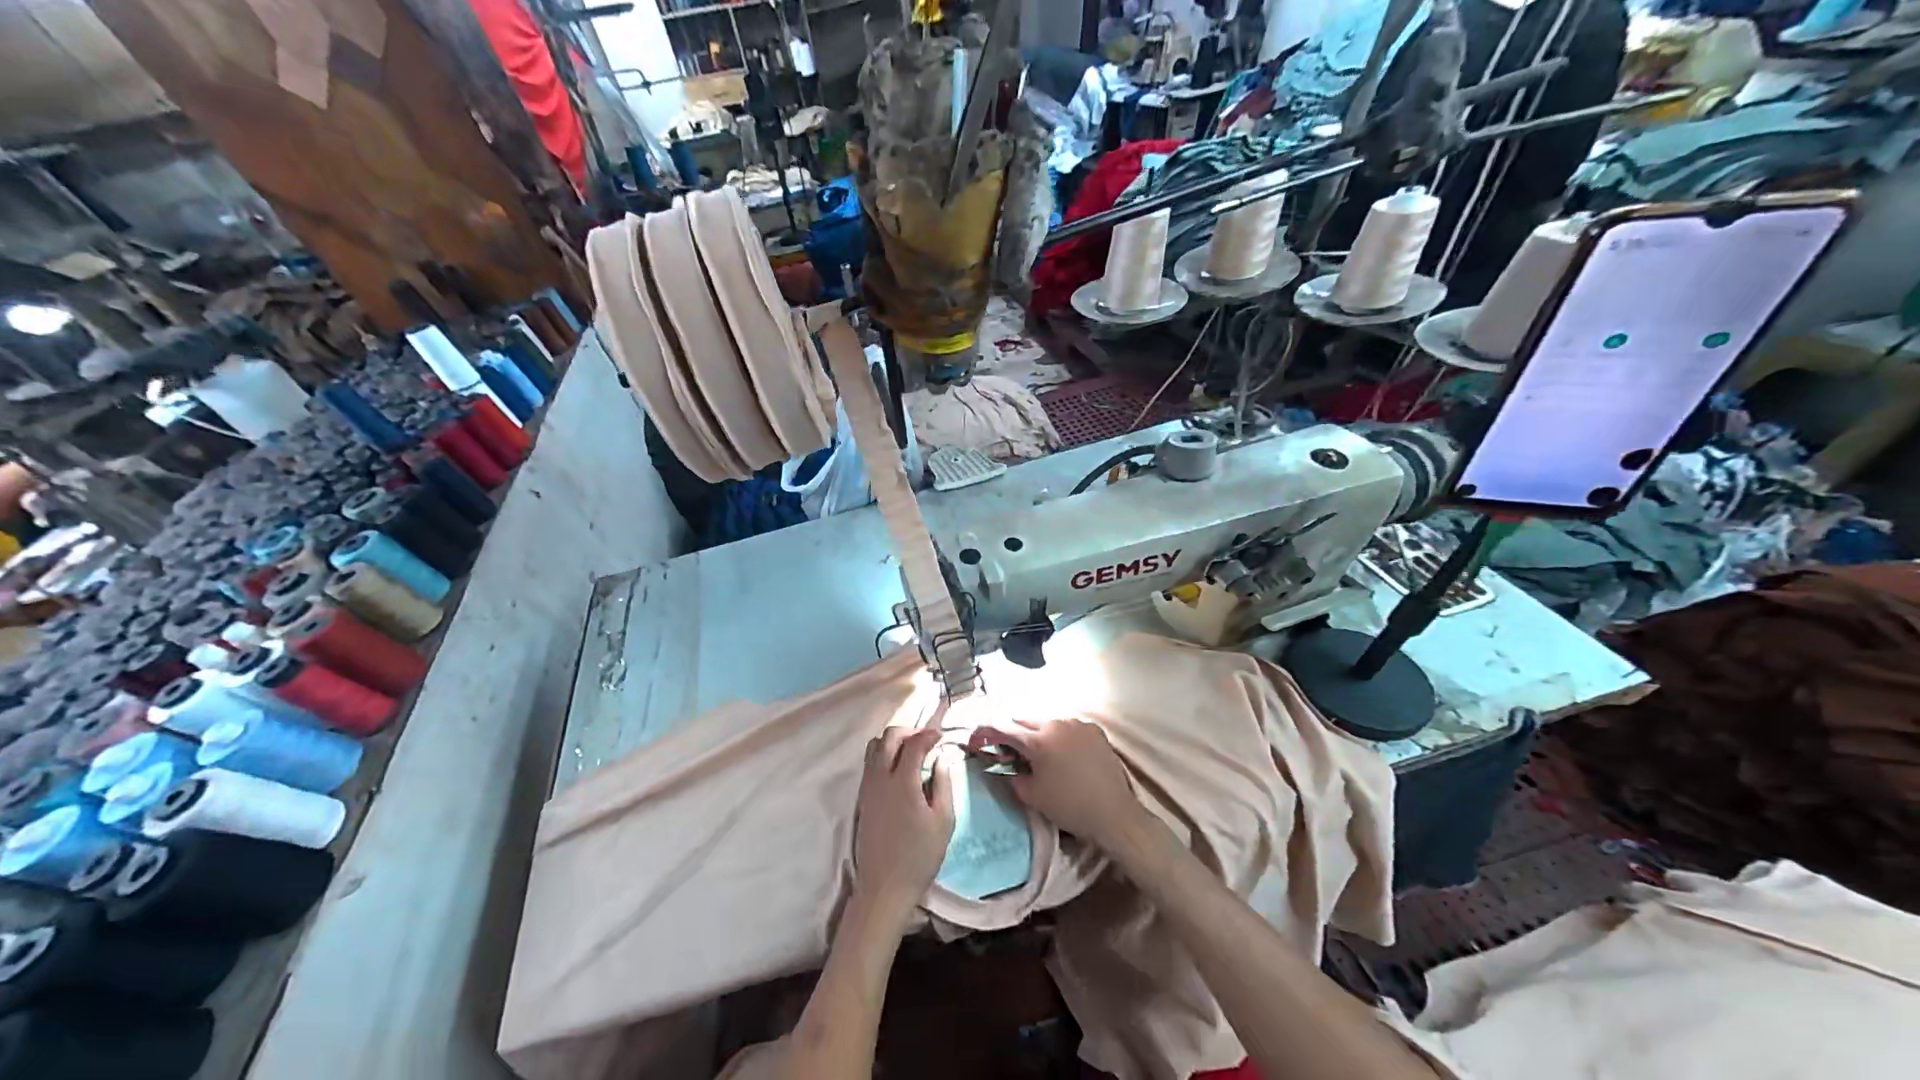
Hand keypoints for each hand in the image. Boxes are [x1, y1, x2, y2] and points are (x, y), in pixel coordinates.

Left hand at [852, 727, 956, 919]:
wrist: (884, 887)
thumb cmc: (920, 856)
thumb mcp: (943, 821)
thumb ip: (943, 784)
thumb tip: (941, 759)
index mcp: (902, 782)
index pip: (913, 743)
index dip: (929, 734)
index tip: (941, 736)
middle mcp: (880, 778)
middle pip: (889, 737)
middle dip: (909, 731)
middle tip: (927, 740)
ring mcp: (867, 787)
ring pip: (874, 746)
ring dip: (893, 741)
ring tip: (912, 752)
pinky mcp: (861, 797)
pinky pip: (869, 762)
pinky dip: (883, 754)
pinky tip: (899, 768)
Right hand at [967, 718, 1149, 853]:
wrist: (1113, 813)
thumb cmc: (1068, 806)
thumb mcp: (1031, 795)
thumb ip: (1012, 775)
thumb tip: (1004, 765)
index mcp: (1037, 740)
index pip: (1002, 728)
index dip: (985, 734)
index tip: (976, 741)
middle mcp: (1056, 723)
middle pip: (1025, 721)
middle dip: (1014, 733)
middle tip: (1010, 751)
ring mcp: (1077, 724)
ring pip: (1048, 723)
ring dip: (1038, 734)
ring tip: (1040, 754)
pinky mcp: (1094, 730)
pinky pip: (1069, 727)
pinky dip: (1060, 736)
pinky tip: (1063, 754)